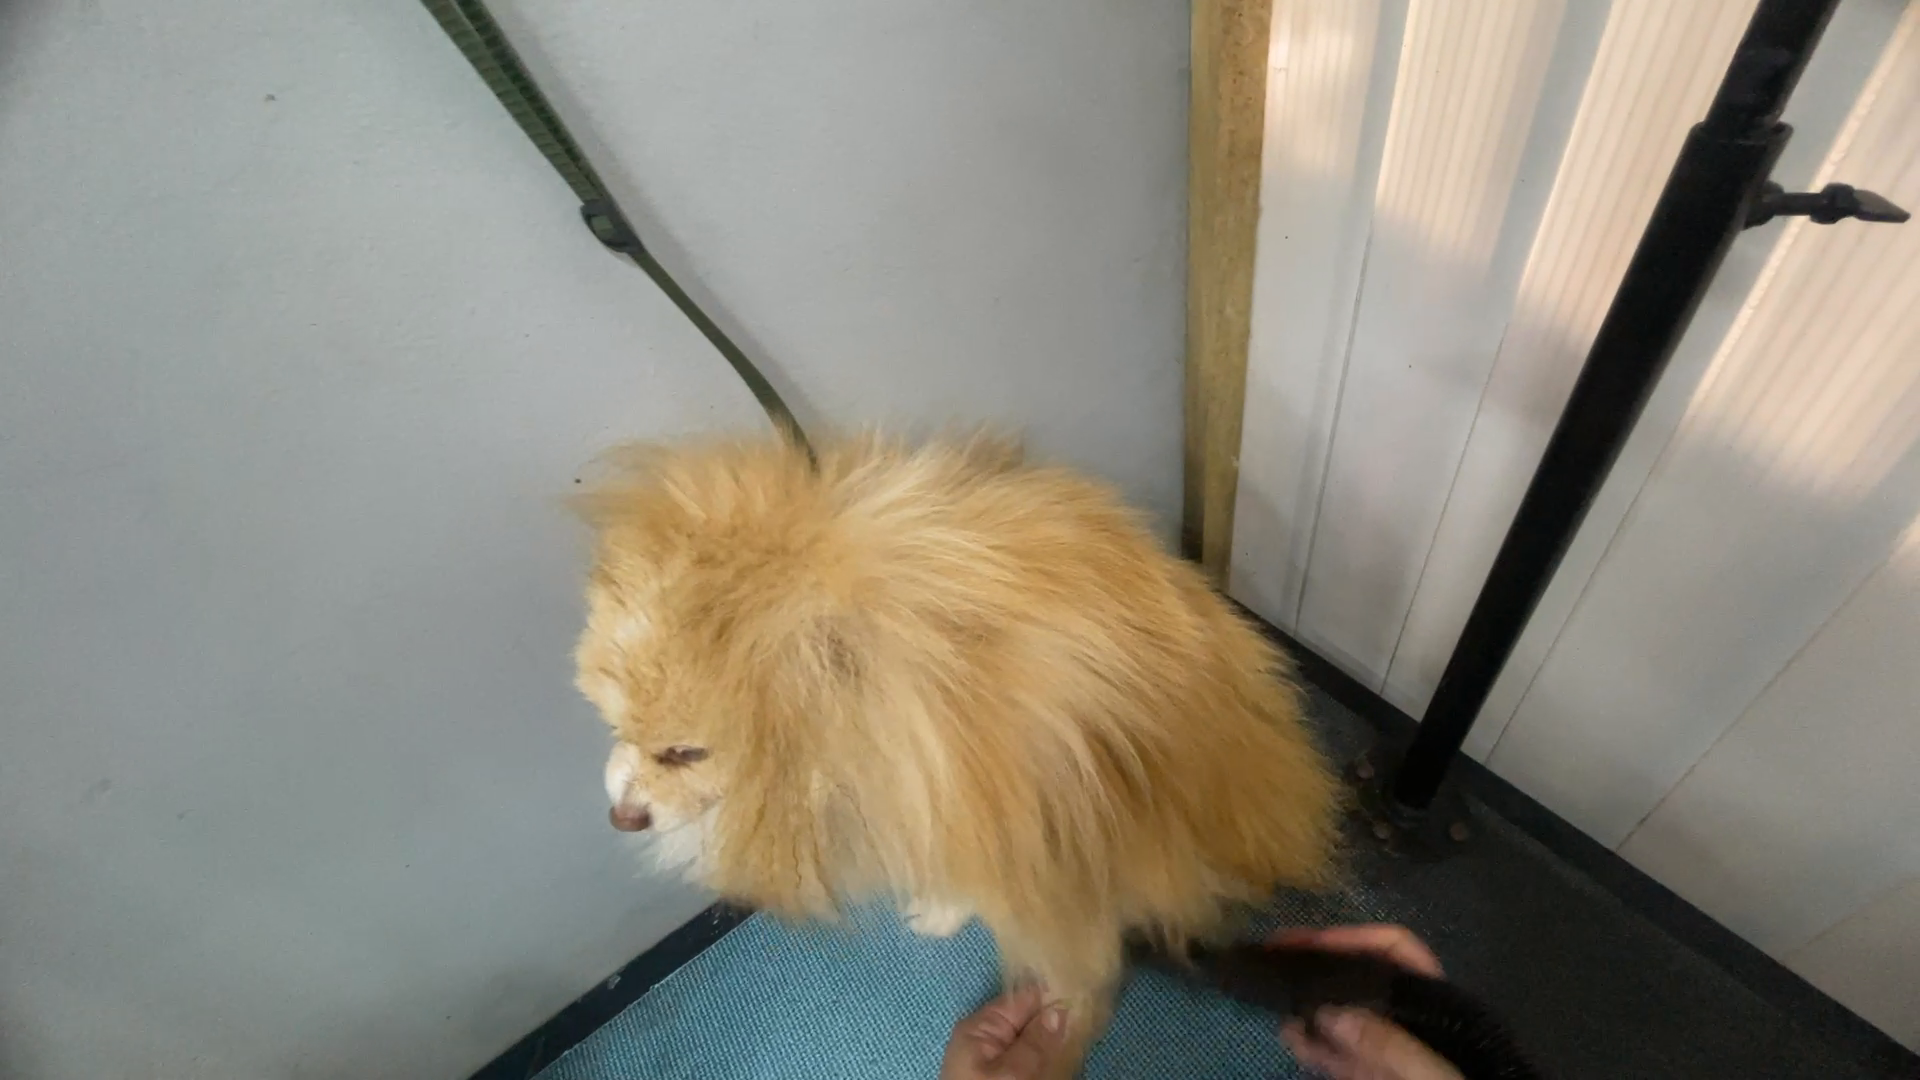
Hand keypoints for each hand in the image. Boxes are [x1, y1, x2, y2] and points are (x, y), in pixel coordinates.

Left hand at [938, 985, 1070, 1079]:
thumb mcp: (1009, 1076)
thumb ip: (1035, 1043)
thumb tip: (1060, 1009)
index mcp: (981, 1027)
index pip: (1022, 998)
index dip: (1052, 995)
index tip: (1082, 995)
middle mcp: (988, 1039)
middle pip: (1029, 1021)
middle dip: (1057, 1023)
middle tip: (1088, 1022)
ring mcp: (997, 1063)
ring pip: (1034, 1045)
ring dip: (1056, 1047)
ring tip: (1081, 1043)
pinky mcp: (1006, 1078)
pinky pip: (1031, 1065)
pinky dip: (1049, 1065)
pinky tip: (1069, 1063)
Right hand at [1271, 925, 1462, 1079]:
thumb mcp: (1442, 1079)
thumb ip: (1393, 1049)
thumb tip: (1330, 1011)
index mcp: (1442, 1009)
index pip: (1397, 952)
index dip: (1354, 939)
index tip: (1312, 944)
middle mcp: (1417, 1024)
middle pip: (1364, 981)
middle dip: (1322, 971)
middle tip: (1278, 961)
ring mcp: (1398, 1056)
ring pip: (1349, 1020)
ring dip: (1312, 1010)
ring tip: (1279, 1006)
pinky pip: (1346, 1059)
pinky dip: (1318, 1049)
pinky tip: (1294, 1042)